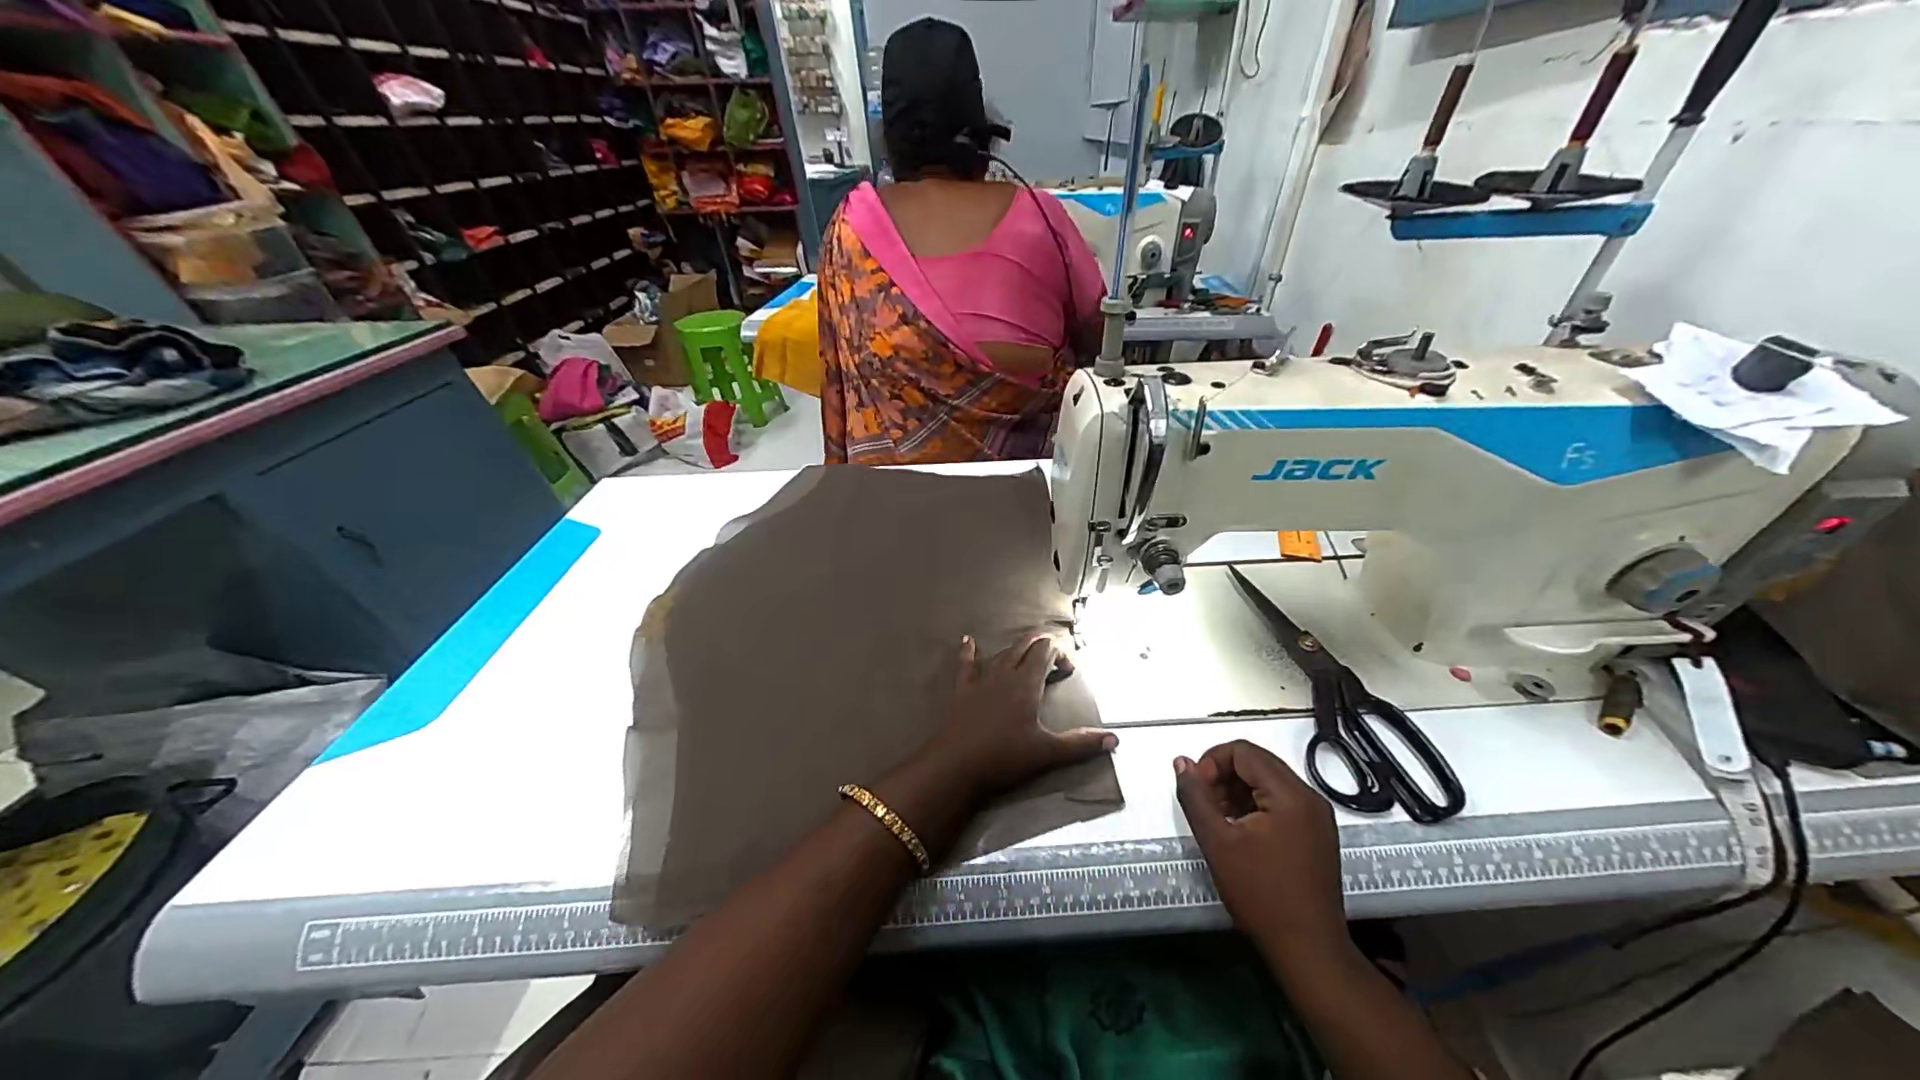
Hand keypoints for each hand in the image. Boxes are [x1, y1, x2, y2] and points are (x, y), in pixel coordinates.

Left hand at [928, 635, 1116, 798]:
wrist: (957, 764)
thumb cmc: (1005, 756)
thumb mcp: (1047, 752)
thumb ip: (1081, 744)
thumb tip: (1114, 740)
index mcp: (1026, 684)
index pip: (1045, 653)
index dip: (1059, 654)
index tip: (1068, 669)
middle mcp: (1004, 675)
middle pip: (1024, 647)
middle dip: (1039, 643)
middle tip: (1051, 649)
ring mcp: (981, 681)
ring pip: (1001, 654)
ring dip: (1015, 648)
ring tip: (1025, 645)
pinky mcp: (961, 691)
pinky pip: (965, 665)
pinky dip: (968, 652)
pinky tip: (967, 640)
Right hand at [1175, 740, 1346, 957]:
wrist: (1307, 948)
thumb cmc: (1260, 894)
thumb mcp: (1217, 842)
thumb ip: (1195, 796)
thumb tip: (1181, 762)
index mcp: (1290, 794)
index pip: (1244, 751)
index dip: (1212, 761)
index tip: (1196, 789)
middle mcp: (1310, 797)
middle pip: (1258, 762)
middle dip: (1223, 774)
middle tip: (1204, 803)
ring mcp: (1317, 816)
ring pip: (1268, 781)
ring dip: (1237, 789)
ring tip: (1217, 818)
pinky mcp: (1317, 833)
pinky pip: (1280, 801)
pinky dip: (1255, 805)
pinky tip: (1238, 830)